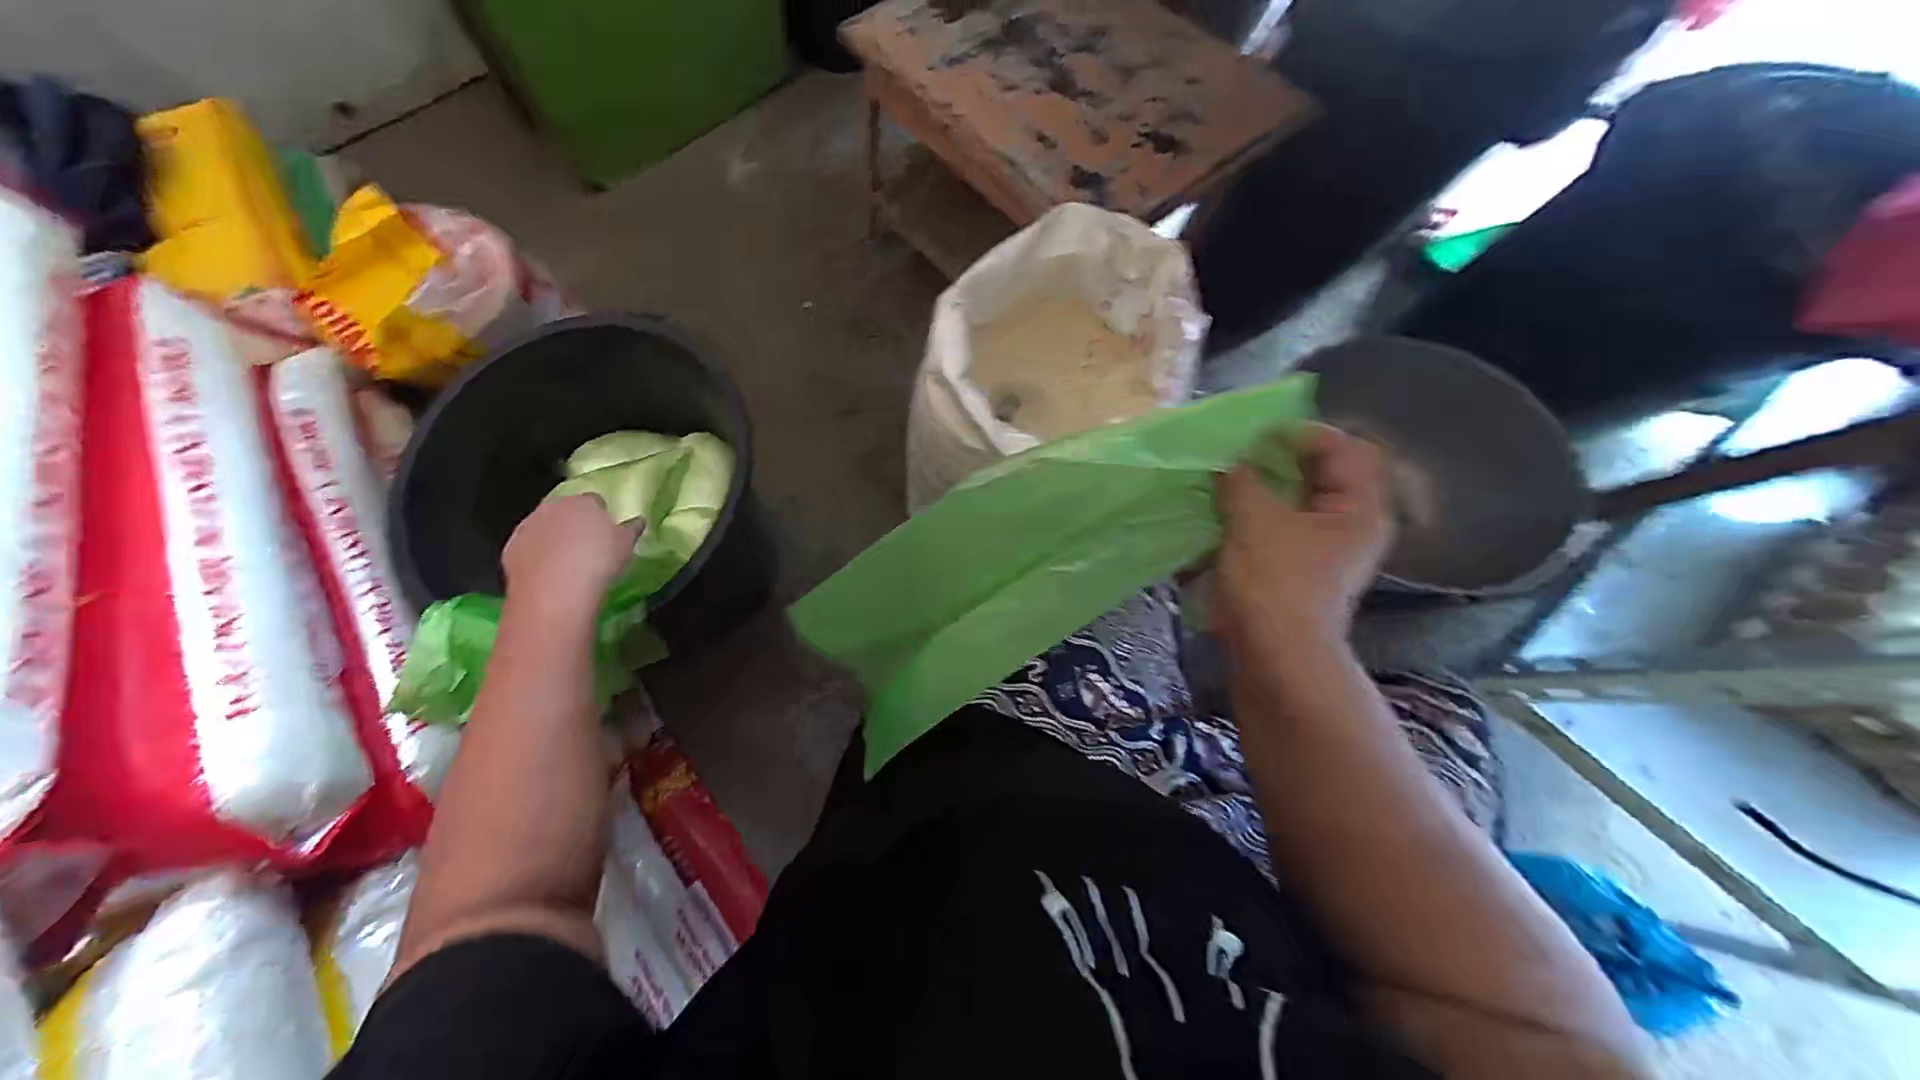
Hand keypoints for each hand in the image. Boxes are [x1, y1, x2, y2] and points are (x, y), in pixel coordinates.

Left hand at [501, 494, 641, 616]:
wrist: (556, 589)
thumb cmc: (599, 562)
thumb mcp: (626, 545)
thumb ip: (631, 529)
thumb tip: (638, 521)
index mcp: (583, 503)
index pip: (594, 500)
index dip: (601, 514)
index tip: (606, 530)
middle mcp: (552, 508)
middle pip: (565, 510)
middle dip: (574, 522)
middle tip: (587, 545)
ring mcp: (528, 526)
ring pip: (543, 527)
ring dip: (553, 537)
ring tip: (567, 561)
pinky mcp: (511, 548)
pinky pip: (528, 547)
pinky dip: (536, 554)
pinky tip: (548, 572)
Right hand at [1213, 423, 1392, 651]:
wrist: (1275, 657)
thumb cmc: (1274, 582)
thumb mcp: (1255, 520)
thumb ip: (1244, 482)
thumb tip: (1233, 466)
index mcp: (1360, 508)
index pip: (1345, 449)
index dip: (1304, 433)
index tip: (1259, 434)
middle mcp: (1352, 527)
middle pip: (1323, 476)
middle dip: (1281, 461)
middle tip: (1241, 454)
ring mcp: (1326, 553)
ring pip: (1298, 504)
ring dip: (1264, 490)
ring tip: (1228, 482)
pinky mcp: (1301, 573)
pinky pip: (1282, 530)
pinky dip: (1257, 518)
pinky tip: (1226, 517)